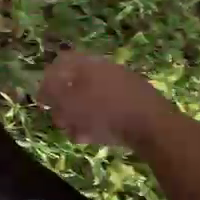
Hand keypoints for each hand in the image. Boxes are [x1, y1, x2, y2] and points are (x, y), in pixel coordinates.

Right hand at [38, 51, 177, 149]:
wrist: (156, 129)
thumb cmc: (104, 111)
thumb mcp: (67, 102)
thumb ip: (50, 94)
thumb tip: (42, 92)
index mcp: (87, 62)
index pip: (59, 64)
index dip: (48, 81)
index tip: (44, 100)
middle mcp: (106, 68)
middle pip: (77, 83)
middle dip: (66, 103)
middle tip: (60, 120)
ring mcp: (126, 86)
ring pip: (94, 99)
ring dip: (81, 116)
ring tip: (75, 133)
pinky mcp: (140, 104)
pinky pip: (112, 109)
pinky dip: (100, 121)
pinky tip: (95, 137)